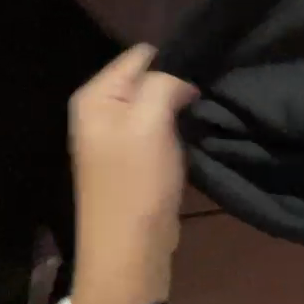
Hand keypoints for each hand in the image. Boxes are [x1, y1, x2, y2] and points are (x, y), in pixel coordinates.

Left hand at [67, 45, 197, 303]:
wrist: (130, 248)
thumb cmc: (137, 183)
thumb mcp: (150, 122)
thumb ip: (164, 83)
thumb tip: (184, 77)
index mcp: (95, 96)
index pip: (142, 54)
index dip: (175, 60)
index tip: (205, 73)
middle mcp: (100, 110)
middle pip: (150, 77)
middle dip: (179, 82)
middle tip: (208, 93)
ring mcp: (116, 135)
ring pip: (159, 102)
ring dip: (181, 106)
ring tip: (206, 110)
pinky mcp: (134, 156)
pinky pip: (161, 125)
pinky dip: (178, 126)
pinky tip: (195, 131)